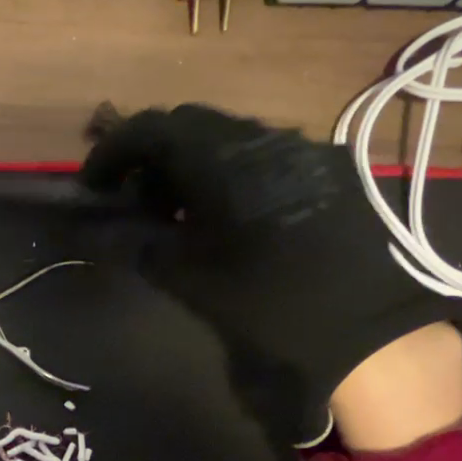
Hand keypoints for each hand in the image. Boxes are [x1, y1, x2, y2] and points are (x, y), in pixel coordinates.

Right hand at [81, 104, 453, 445]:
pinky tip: (219, 220)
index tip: (91, 188)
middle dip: (149, 159)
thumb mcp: (187, 280)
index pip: (154, 129)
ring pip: (228, 140)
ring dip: (188, 168)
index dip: (112, 153)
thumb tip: (94, 226)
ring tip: (172, 216)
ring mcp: (304, 153)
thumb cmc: (268, 308)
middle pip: (191, 126)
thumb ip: (135, 244)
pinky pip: (260, 158)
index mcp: (228, 161)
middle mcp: (268, 140)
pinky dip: (224, 178)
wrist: (369, 334)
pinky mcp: (328, 173)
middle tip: (129, 204)